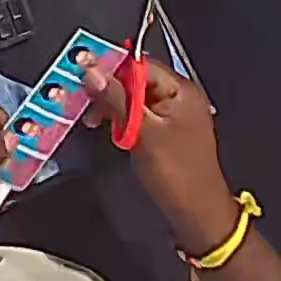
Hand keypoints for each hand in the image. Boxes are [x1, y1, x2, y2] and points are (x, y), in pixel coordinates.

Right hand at [80, 59, 237, 253]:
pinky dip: (119, 115)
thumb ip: (116, 98)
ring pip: (131, 94)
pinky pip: (135, 110)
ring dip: (110, 103)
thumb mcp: (142, 132)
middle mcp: (178, 96)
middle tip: (84, 96)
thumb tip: (91, 71)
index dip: (110, 66)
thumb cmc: (176, 174)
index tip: (83, 71)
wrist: (197, 217)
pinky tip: (105, 125)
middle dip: (108, 87)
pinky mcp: (162, 128)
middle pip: (134, 78)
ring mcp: (171, 112)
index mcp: (181, 90)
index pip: (139, 64)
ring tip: (93, 116)